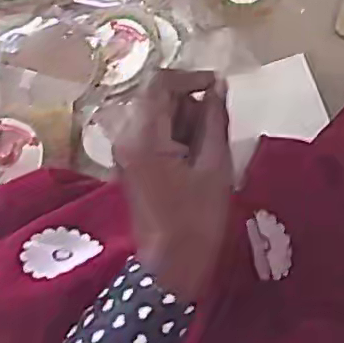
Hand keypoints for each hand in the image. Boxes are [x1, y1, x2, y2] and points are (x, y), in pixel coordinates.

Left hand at [110, 70, 232, 299]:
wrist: (172, 265)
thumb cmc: (199, 216)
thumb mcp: (215, 163)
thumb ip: (215, 117)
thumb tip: (219, 84)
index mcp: (144, 136)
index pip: (160, 83)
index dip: (192, 77)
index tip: (219, 86)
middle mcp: (126, 137)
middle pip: (156, 95)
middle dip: (189, 100)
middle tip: (216, 123)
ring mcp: (124, 150)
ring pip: (156, 112)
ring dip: (184, 116)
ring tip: (208, 142)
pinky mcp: (130, 162)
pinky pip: (152, 130)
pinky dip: (175, 130)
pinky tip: (194, 152)